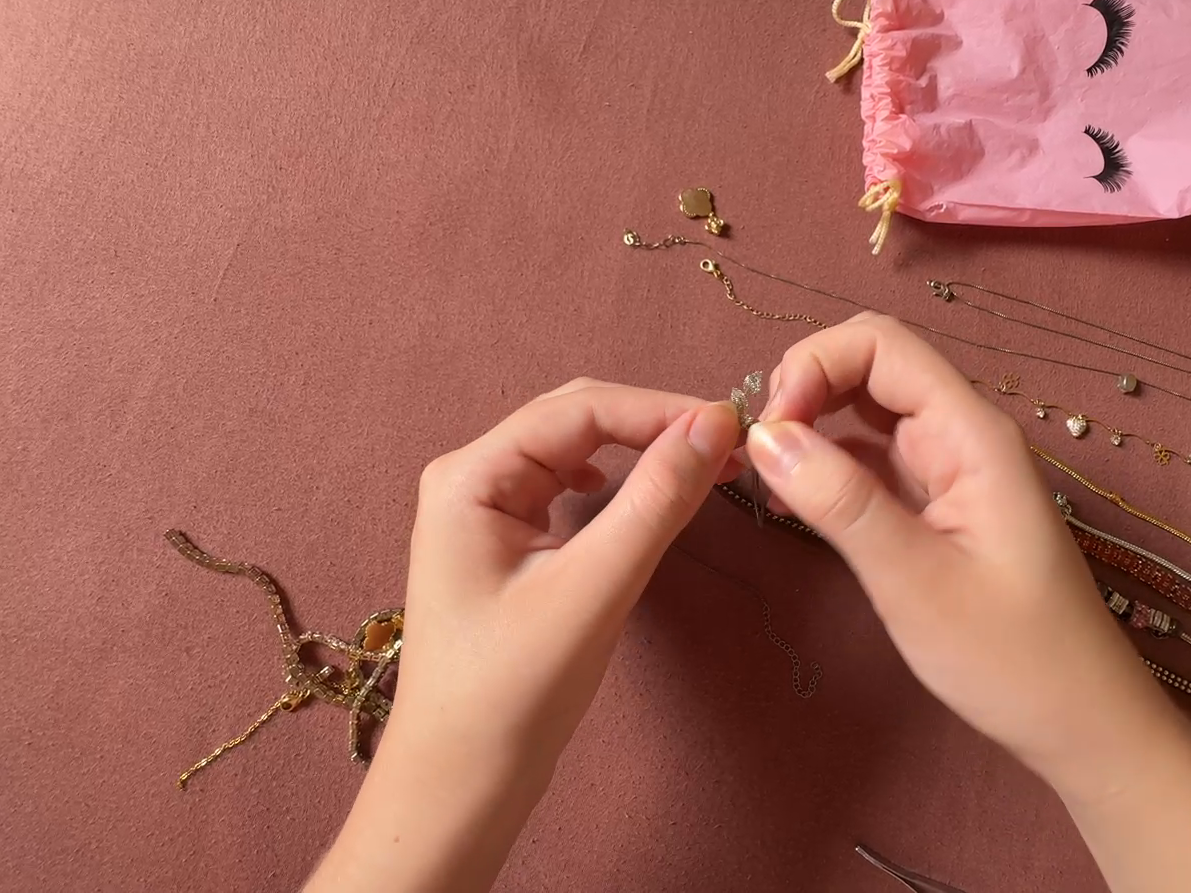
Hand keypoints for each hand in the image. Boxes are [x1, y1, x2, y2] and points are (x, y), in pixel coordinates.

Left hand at [308, 379, 740, 892]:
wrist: (459, 783)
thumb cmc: (514, 692)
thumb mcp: (593, 588)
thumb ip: (656, 499)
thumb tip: (715, 424)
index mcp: (472, 474)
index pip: (582, 408)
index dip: (661, 408)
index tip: (731, 425)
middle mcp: (471, 473)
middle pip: (576, 416)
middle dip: (652, 422)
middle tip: (724, 443)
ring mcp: (484, 503)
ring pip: (574, 444)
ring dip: (638, 445)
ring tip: (695, 461)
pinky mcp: (504, 532)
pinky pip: (566, 479)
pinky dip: (615, 474)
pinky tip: (627, 489)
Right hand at [745, 316, 1190, 892]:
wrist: (1079, 722)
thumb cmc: (1012, 657)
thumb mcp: (917, 582)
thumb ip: (841, 502)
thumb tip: (764, 436)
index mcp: (969, 433)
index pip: (882, 345)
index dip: (816, 364)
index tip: (773, 427)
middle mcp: (957, 431)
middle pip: (871, 361)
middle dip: (808, 382)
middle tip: (765, 444)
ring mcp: (945, 462)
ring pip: (865, 403)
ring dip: (811, 417)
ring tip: (769, 468)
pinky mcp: (931, 496)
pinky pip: (868, 452)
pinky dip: (824, 459)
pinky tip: (793, 495)